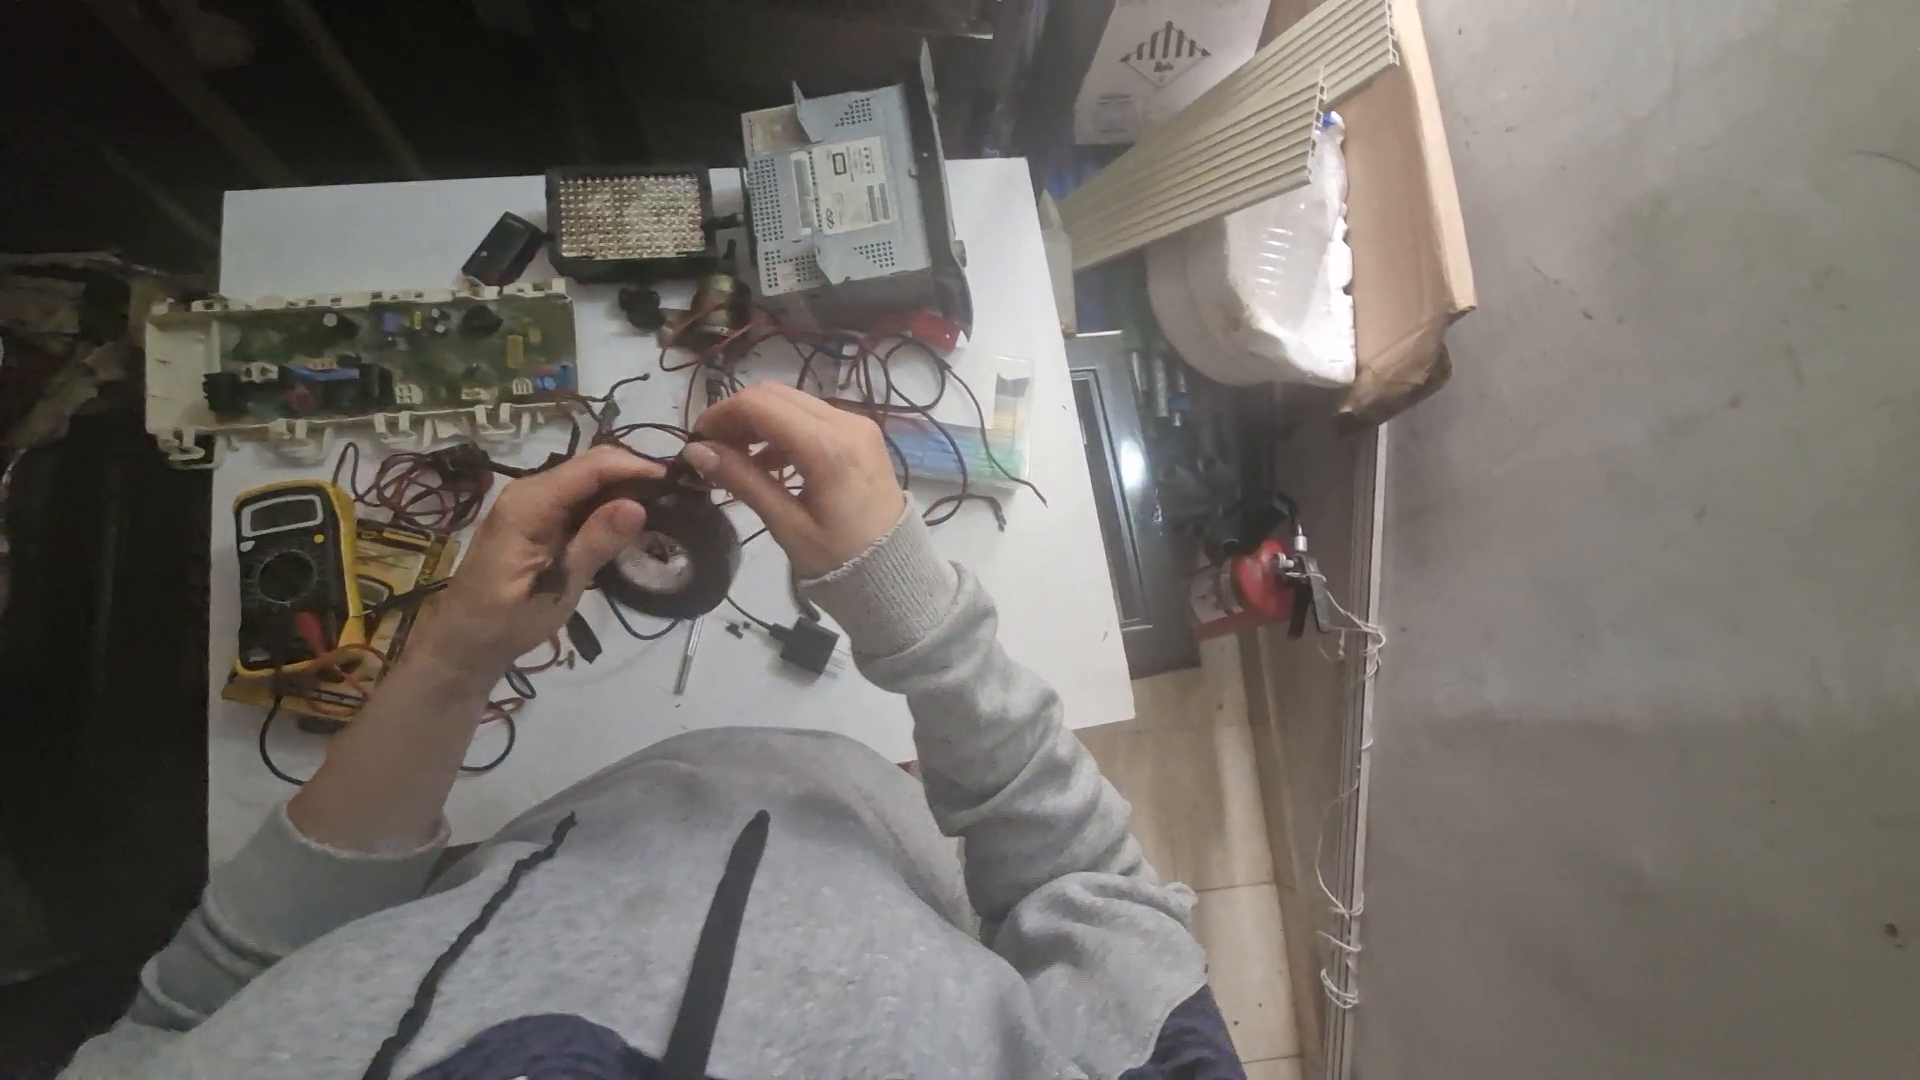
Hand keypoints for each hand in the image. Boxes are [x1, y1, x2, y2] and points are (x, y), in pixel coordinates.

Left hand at [409, 445, 660, 674]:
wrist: (465, 640)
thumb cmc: (506, 621)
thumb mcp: (556, 588)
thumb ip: (594, 544)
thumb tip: (637, 506)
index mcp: (529, 504)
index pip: (592, 467)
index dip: (636, 467)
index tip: (677, 482)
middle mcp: (530, 490)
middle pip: (593, 464)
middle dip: (636, 472)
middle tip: (679, 495)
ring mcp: (534, 501)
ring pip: (591, 477)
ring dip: (628, 486)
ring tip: (667, 503)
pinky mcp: (542, 515)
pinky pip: (583, 495)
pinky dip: (612, 500)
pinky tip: (636, 517)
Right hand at [684, 383, 904, 577]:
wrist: (894, 572)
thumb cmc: (839, 558)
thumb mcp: (787, 525)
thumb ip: (744, 481)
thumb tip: (697, 451)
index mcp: (828, 447)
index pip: (760, 405)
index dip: (721, 416)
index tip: (697, 443)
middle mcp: (846, 423)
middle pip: (775, 395)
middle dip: (738, 416)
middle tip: (712, 451)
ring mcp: (858, 425)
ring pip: (794, 402)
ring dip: (760, 422)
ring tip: (735, 460)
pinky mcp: (862, 434)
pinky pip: (813, 417)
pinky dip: (784, 430)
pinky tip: (767, 462)